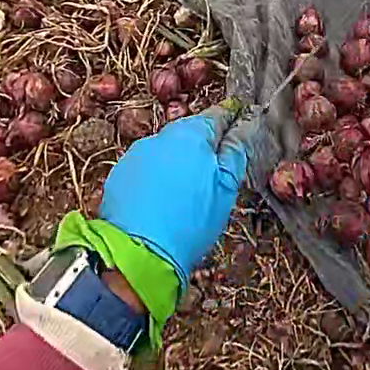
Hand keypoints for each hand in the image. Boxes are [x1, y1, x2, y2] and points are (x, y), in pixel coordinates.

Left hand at [100, 113, 248, 287]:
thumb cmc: (191, 221)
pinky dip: (160, 175)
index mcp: (192, 133)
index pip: (219, 114)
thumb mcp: (226, 186)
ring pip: (169, 149)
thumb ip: (237, 149)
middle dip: (206, 144)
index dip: (234, 119)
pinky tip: (164, 199)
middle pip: (192, 131)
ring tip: (190, 189)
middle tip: (218, 169)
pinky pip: (148, 166)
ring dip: (181, 160)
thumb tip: (248, 122)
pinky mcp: (120, 175)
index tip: (242, 127)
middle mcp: (162, 136)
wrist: (138, 255)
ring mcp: (137, 154)